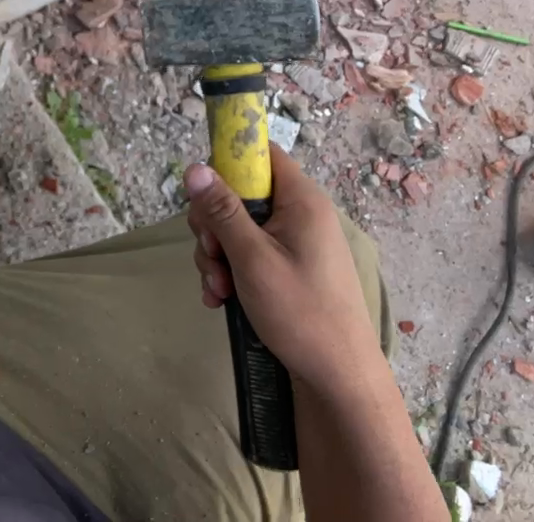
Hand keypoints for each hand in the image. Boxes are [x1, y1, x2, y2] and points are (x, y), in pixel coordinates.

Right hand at [186, 145, 384, 391]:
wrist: (338, 380)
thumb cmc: (300, 313)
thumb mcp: (252, 259)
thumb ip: (221, 211)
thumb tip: (194, 166)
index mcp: (300, 201)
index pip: (260, 153)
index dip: (228, 161)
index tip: (203, 190)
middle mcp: (299, 214)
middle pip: (239, 194)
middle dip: (213, 224)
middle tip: (212, 254)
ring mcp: (293, 242)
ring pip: (236, 227)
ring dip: (216, 255)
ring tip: (218, 290)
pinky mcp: (286, 267)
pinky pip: (245, 253)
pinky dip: (228, 272)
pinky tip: (221, 299)